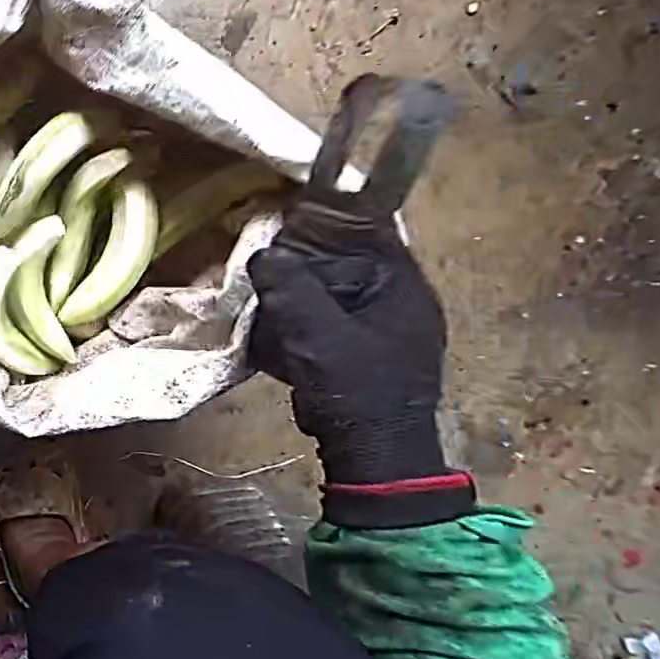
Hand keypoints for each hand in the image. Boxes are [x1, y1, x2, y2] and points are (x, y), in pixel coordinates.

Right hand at [248, 228, 446, 485]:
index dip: (328, 215)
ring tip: (260, 281)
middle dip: (303, 252)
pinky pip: (324, 312)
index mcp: (399, 286)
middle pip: (345, 256)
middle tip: (263, 249)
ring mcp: (378, 323)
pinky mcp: (358, 345)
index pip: (370, 229)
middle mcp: (395, 298)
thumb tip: (265, 253)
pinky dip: (297, 309)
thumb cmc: (353, 386)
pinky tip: (271, 317)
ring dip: (296, 283)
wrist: (371, 449)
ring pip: (331, 285)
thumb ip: (289, 287)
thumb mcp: (314, 332)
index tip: (286, 209)